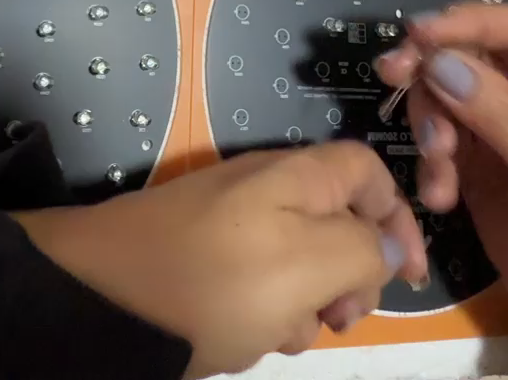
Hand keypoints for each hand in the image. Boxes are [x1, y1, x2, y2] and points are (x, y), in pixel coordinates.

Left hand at [16, 142, 429, 377]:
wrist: (99, 298)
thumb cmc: (213, 280)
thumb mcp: (305, 264)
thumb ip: (358, 247)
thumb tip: (384, 241)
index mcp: (294, 175)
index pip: (366, 169)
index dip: (396, 215)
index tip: (408, 277)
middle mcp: (265, 188)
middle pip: (337, 219)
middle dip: (353, 273)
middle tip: (340, 317)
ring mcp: (231, 221)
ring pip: (300, 259)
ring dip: (308, 301)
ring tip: (283, 333)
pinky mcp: (204, 254)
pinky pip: (258, 279)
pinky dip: (266, 310)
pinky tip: (247, 339)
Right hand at [376, 6, 507, 379]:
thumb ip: (499, 112)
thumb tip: (437, 60)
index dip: (466, 23)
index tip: (416, 33)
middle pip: (470, 58)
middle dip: (432, 70)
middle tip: (391, 77)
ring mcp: (505, 134)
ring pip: (447, 97)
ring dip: (431, 125)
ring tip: (438, 166)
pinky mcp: (479, 170)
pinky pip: (440, 143)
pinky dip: (431, 163)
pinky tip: (440, 198)